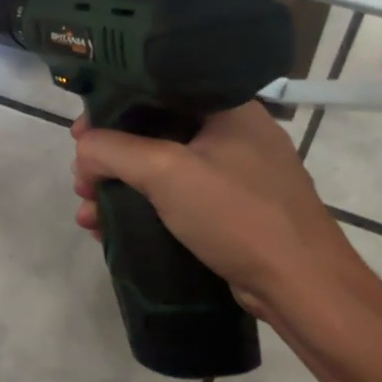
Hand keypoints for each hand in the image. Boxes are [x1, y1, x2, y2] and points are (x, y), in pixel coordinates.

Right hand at [70, 101, 360, 320]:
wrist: (303, 289)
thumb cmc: (238, 216)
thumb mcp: (164, 171)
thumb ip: (111, 149)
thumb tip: (84, 152)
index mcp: (229, 111)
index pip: (155, 91)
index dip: (109, 109)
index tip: (79, 137)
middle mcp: (234, 136)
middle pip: (149, 132)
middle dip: (106, 159)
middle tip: (82, 183)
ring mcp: (233, 175)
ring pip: (155, 168)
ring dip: (115, 188)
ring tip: (89, 215)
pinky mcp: (229, 210)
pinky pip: (170, 197)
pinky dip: (137, 208)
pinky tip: (109, 228)